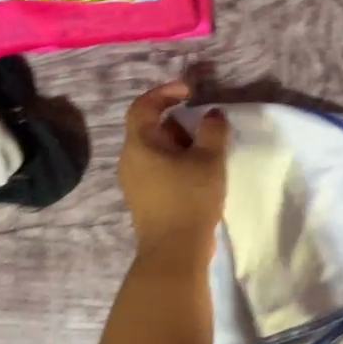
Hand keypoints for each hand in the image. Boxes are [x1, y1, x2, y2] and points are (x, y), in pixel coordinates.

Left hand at [117, 81, 227, 259]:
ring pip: (155, 150)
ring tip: (206, 152)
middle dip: (178, 122)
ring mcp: (133, 181)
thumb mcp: (209, 160)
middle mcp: (130, 159)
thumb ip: (212, 131)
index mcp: (140, 144)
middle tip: (204, 127)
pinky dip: (176, 162)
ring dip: (180, 144)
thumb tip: (211, 114)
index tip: (190, 92)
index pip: (144, 106)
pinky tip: (198, 175)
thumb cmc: (190, 199)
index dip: (165, 92)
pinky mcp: (143, 199)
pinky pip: (157, 169)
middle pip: (150, 128)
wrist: (174, 252)